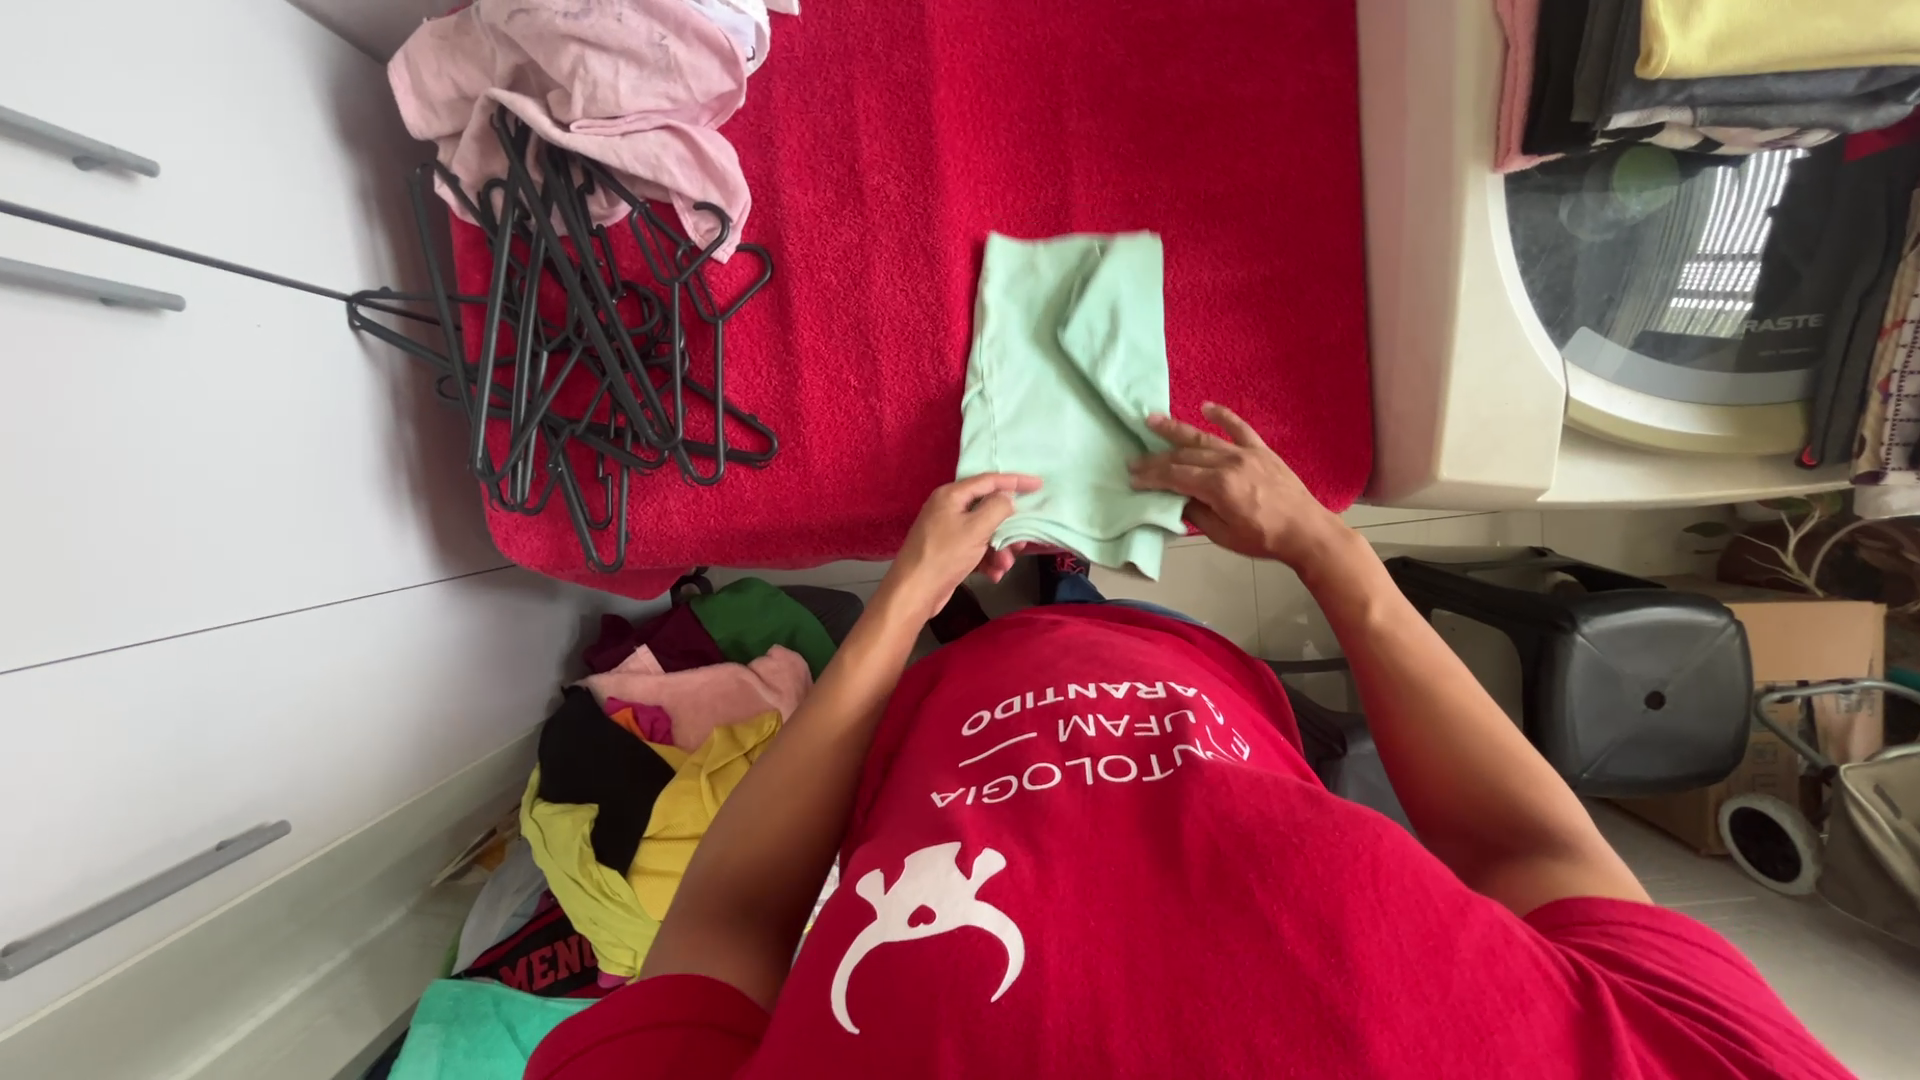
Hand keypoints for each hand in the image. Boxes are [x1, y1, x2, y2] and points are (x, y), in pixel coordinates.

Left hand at [881, 473, 1042, 620]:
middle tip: (1021, 543)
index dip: (1015, 481)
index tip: (1038, 484)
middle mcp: (948, 508)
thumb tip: (1007, 495)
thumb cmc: (945, 555)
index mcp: (951, 495)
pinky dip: (987, 560)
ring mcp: (947, 530)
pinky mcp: (949, 551)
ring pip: (984, 532)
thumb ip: (997, 507)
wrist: (914, 592)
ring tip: (1003, 566)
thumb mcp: (976, 529)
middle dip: (1007, 529)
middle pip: (988, 509)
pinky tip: (993, 574)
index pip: (989, 480)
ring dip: (999, 549)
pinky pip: (975, 548)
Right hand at [1129, 403, 1348, 570]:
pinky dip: (1222, 415)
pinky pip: (1239, 428)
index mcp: (1218, 486)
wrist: (1305, 530)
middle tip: (1134, 458)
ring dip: (1175, 429)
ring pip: (1203, 438)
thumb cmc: (1263, 538)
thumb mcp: (1222, 535)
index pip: (1174, 476)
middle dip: (1155, 457)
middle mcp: (1228, 463)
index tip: (1132, 477)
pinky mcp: (1261, 450)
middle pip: (1183, 455)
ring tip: (1152, 420)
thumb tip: (1176, 498)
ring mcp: (1245, 453)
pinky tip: (1205, 407)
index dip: (1151, 476)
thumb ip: (1196, 513)